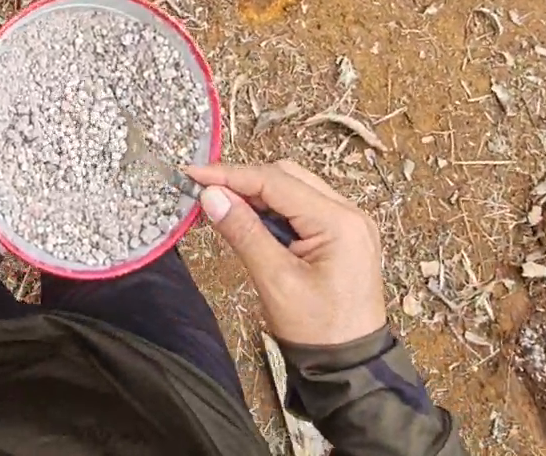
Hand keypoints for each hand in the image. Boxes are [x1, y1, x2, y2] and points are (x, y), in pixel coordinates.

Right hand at [186, 160, 387, 346]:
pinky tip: (251, 221)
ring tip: (225, 207)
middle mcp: (348, 213)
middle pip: (286, 177)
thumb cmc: (317, 331)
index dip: (230, 175)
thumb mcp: (275, 281)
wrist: (351, 371)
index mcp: (339, 222)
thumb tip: (210, 195)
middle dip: (244, 181)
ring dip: (257, 194)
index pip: (275, 181)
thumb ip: (243, 232)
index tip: (194, 174)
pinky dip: (272, 209)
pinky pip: (300, 207)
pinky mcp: (341, 234)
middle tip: (207, 193)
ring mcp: (348, 223)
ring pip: (292, 188)